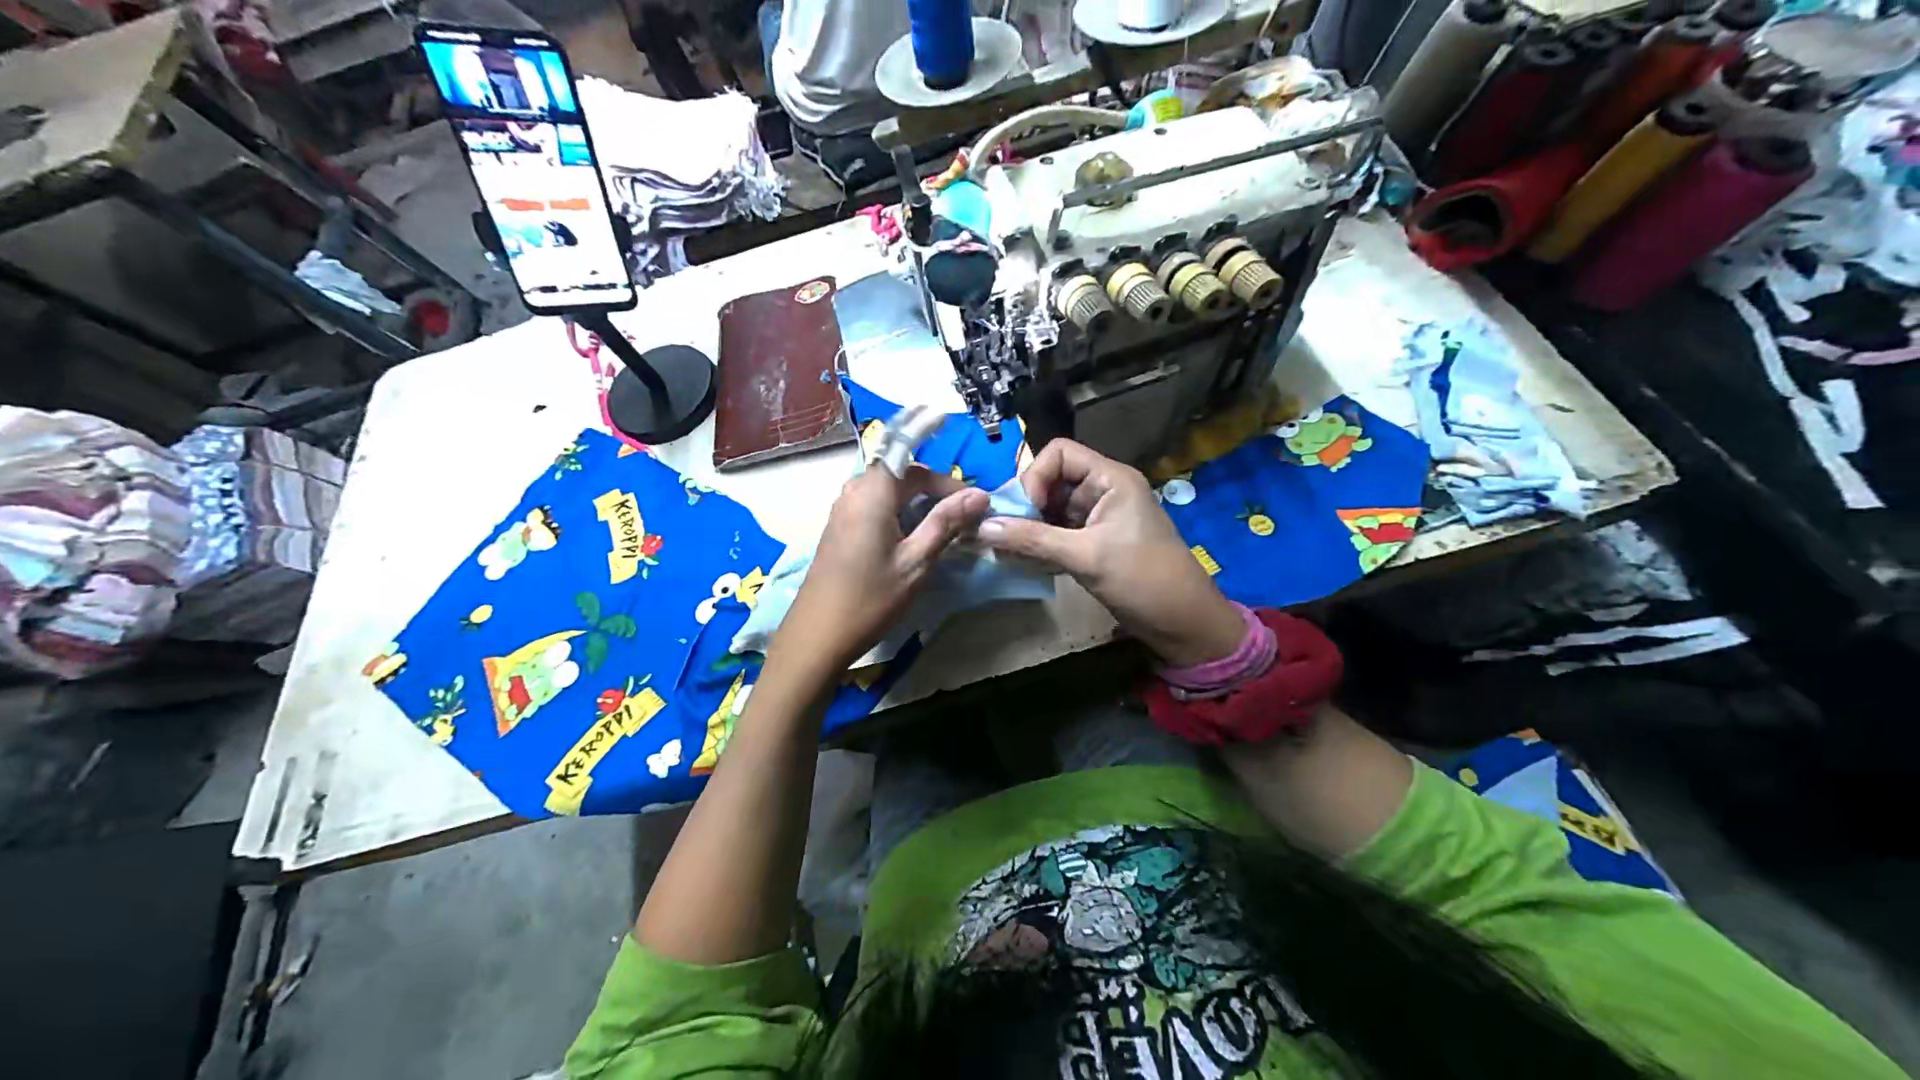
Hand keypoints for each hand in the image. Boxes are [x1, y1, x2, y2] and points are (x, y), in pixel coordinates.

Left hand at [769, 465, 989, 680]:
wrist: (818, 634)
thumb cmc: (871, 598)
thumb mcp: (916, 561)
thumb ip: (946, 522)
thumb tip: (980, 494)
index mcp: (872, 492)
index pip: (914, 464)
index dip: (945, 479)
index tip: (970, 502)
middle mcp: (853, 491)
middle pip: (900, 474)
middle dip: (933, 490)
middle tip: (961, 518)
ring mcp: (842, 509)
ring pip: (887, 491)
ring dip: (916, 503)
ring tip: (940, 529)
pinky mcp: (839, 527)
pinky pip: (873, 506)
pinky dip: (897, 513)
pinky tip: (911, 539)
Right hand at [977, 439, 1243, 666]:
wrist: (1183, 623)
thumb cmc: (1143, 580)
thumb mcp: (1085, 557)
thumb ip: (1032, 540)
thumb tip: (982, 527)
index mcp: (1110, 479)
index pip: (1059, 454)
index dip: (1035, 477)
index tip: (1024, 511)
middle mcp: (1103, 491)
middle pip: (1051, 481)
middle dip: (1025, 505)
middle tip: (1004, 534)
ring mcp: (1099, 519)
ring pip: (1052, 510)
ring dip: (1028, 528)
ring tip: (1005, 551)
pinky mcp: (1094, 544)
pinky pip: (1058, 534)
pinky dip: (1039, 545)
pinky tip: (1020, 561)